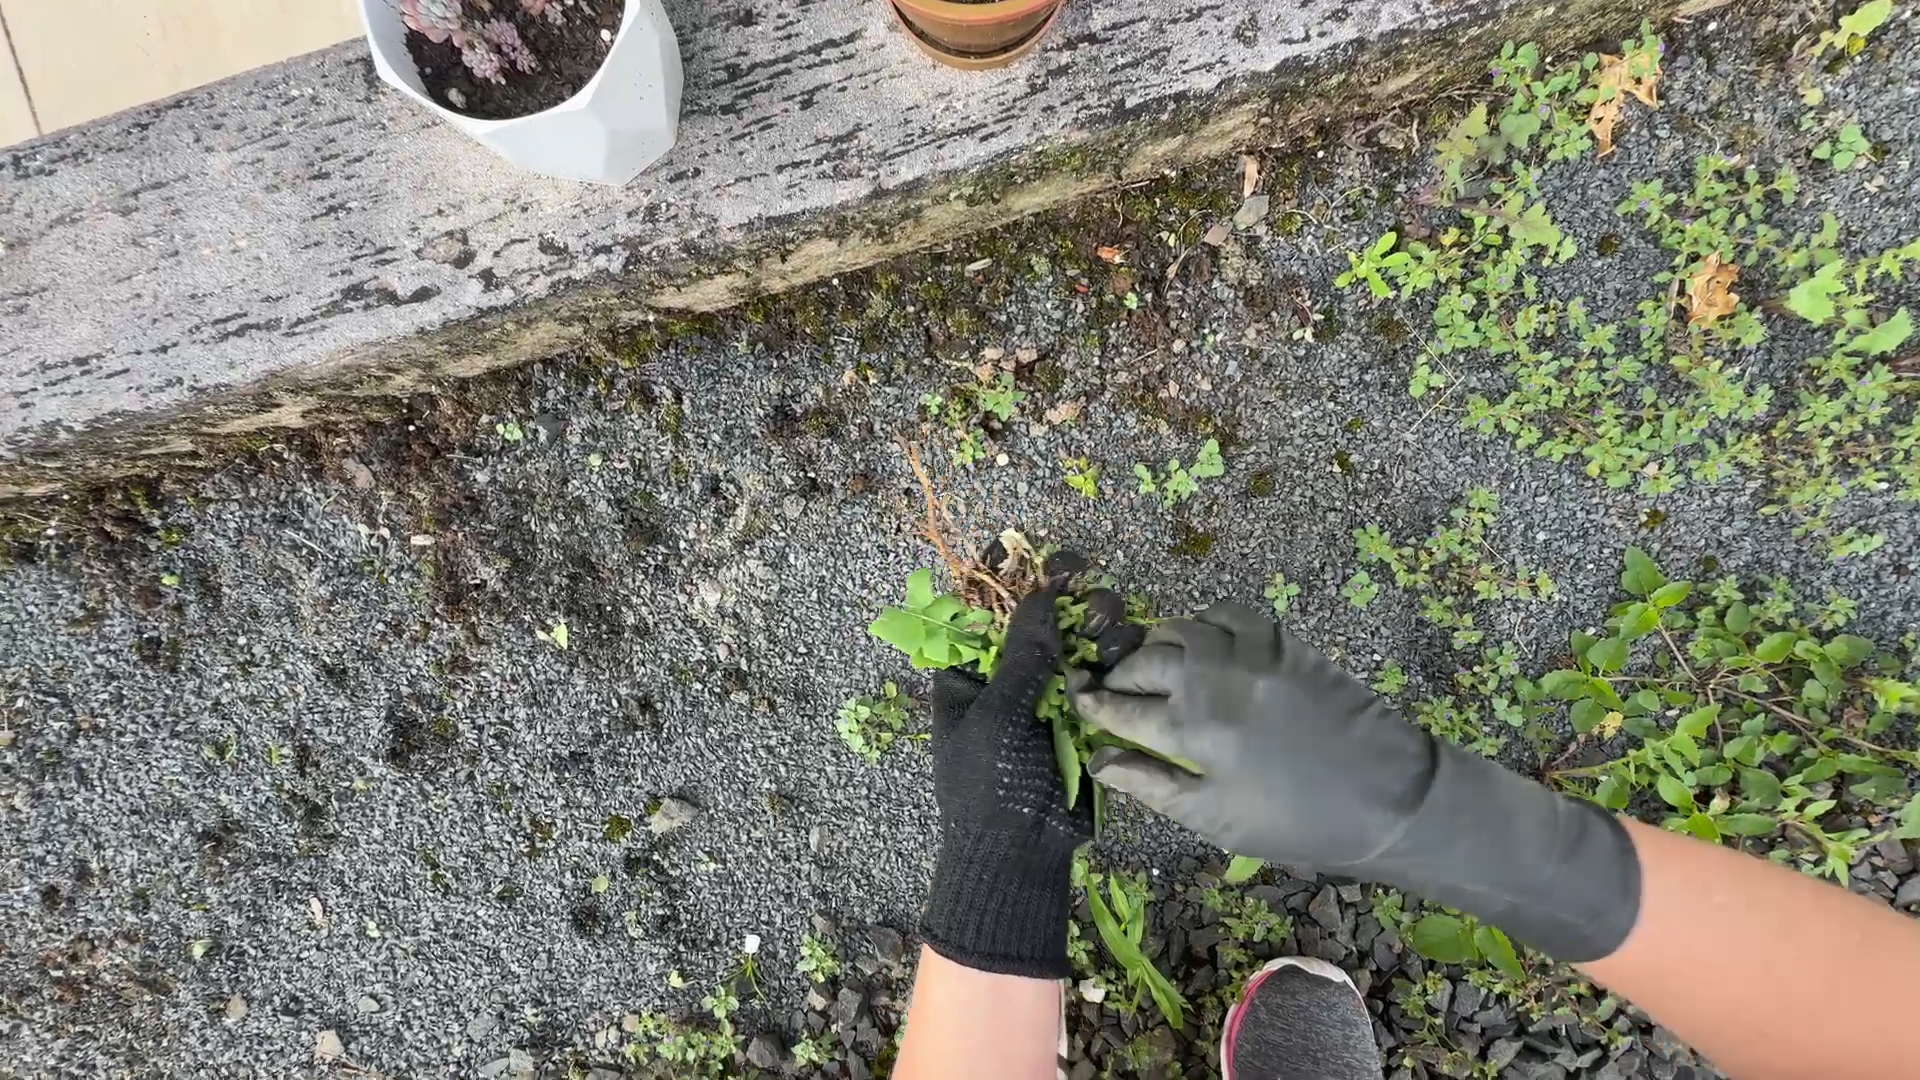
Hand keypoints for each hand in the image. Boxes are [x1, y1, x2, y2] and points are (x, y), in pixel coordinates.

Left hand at [919, 555, 1140, 978]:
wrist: (1019, 856)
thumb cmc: (989, 786)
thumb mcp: (996, 719)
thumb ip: (1022, 658)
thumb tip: (1043, 595)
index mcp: (971, 669)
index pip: (988, 604)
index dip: (1013, 571)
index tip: (1047, 555)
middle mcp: (1012, 671)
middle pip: (1044, 613)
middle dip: (1071, 595)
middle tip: (1091, 598)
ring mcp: (1052, 689)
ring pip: (1081, 635)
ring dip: (1100, 621)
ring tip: (1113, 630)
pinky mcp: (1088, 710)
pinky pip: (1107, 670)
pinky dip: (1121, 654)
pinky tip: (1131, 653)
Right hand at [1071, 602, 1640, 961]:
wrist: (1391, 798)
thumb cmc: (1296, 822)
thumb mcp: (1216, 820)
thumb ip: (1152, 785)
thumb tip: (1099, 762)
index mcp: (1191, 732)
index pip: (1121, 709)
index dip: (1094, 706)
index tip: (1081, 701)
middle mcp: (1211, 682)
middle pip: (1144, 662)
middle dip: (1121, 675)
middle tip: (1119, 690)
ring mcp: (1248, 655)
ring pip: (1179, 629)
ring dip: (1158, 646)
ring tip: (1158, 666)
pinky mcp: (1281, 641)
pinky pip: (1228, 612)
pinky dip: (1206, 621)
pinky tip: (1206, 640)